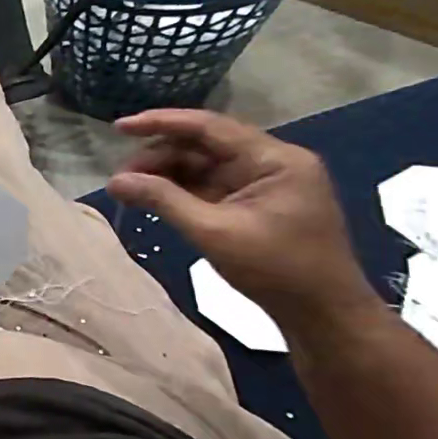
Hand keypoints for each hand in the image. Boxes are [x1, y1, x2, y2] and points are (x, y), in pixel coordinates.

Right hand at [106, 110, 377, 319]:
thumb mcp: (213, 232)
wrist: (323, 315)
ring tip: (128, 191)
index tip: (119, 128)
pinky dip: (177, 190)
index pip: (209, 127)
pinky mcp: (252, 204)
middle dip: (158, 157)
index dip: (161, 123)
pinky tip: (151, 199)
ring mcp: (261, 184)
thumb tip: (114, 181)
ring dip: (164, 174)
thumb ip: (163, 200)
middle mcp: (270, 163)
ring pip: (201, 165)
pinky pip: (207, 185)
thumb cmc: (277, 269)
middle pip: (202, 145)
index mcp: (274, 159)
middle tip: (120, 179)